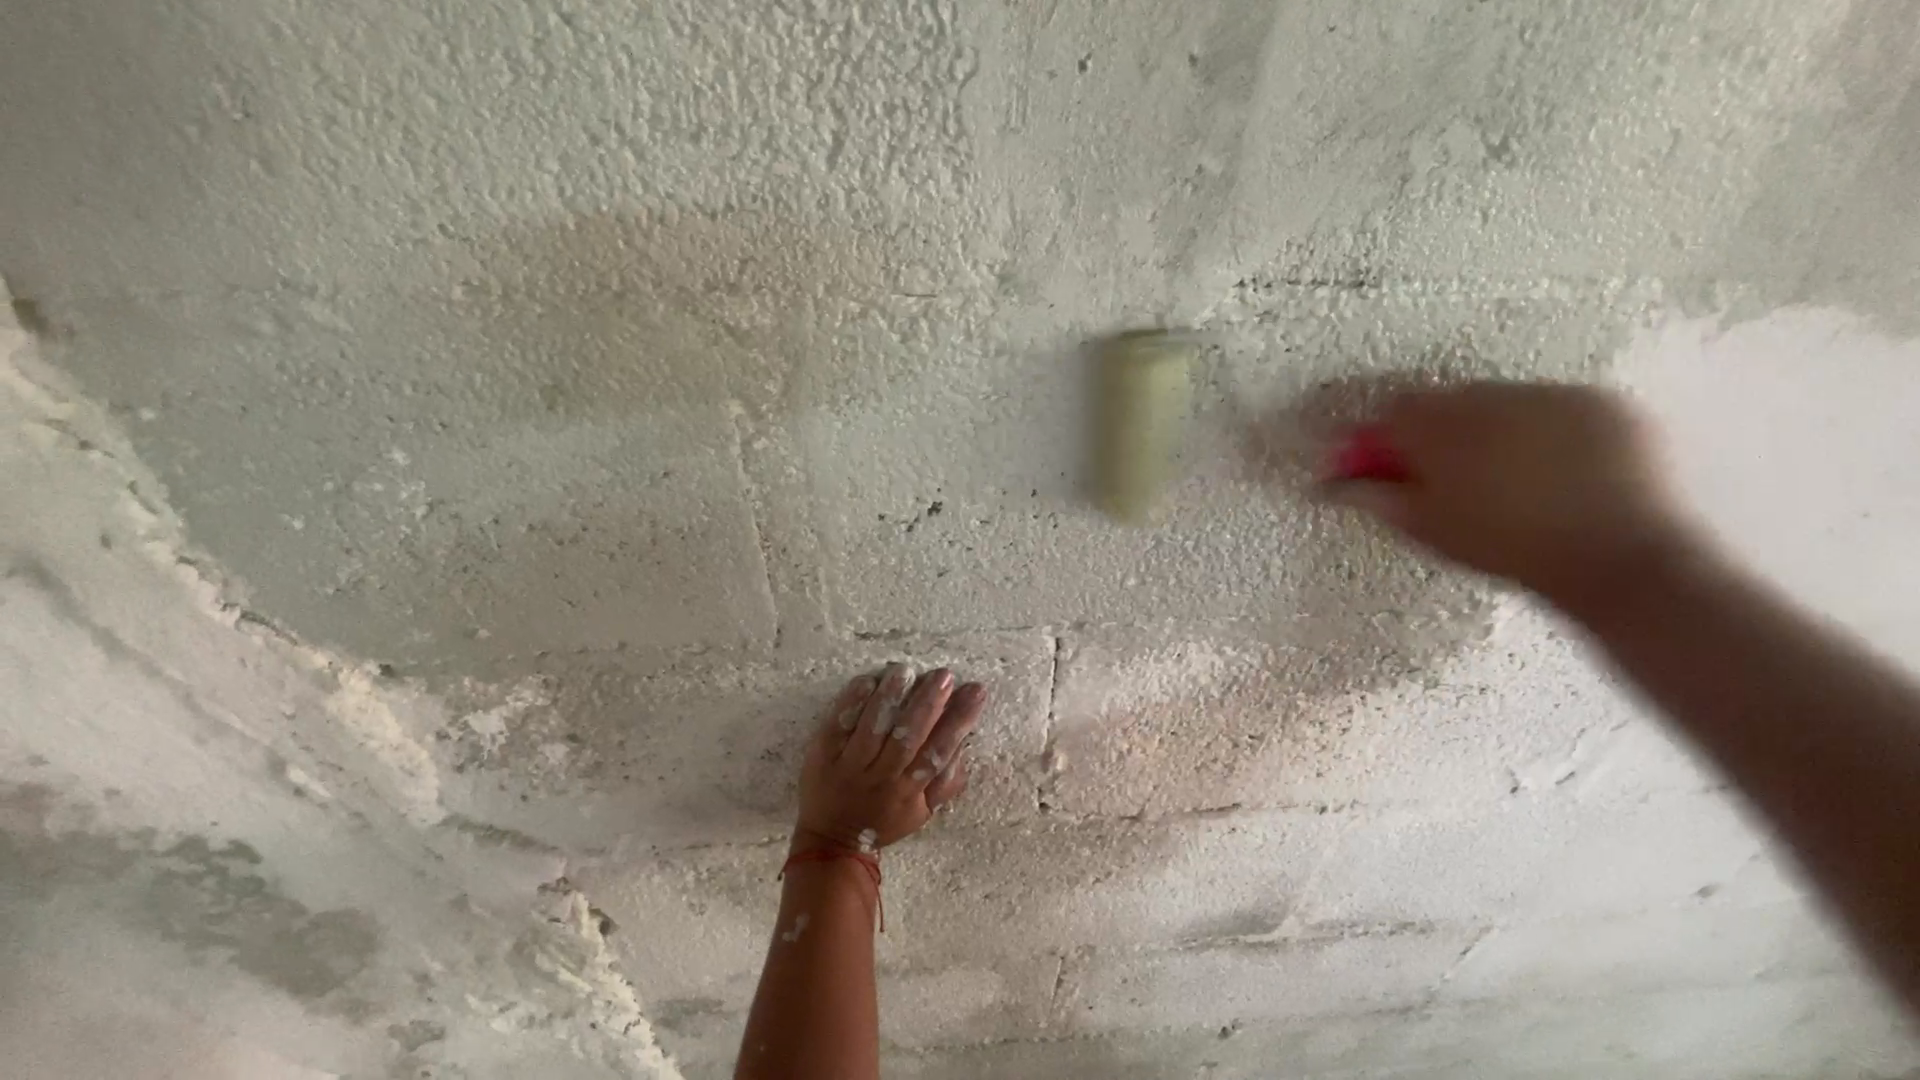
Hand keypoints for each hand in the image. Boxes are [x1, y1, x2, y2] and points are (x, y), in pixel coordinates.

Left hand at [793, 663, 987, 854]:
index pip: (940, 750)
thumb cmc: (882, 821)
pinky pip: (839, 725)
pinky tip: (867, 681)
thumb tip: (965, 746)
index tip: (975, 691)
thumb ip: (946, 783)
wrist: (831, 841)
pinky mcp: (823, 754)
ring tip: (906, 671)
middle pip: (909, 736)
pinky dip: (853, 703)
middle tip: (944, 675)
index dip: (959, 720)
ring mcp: (851, 765)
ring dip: (891, 697)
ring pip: (875, 728)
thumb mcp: (922, 813)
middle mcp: (882, 776)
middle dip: (929, 703)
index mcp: (910, 790)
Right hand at [1324, 381, 1698, 607]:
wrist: (1619, 559)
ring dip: (1491, 428)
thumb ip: (1374, 495)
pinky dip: (1545, 429)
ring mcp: (1553, 395)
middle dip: (1437, 430)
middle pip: (1446, 400)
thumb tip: (1332, 483)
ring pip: (1501, 401)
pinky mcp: (1603, 402)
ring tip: (1505, 477)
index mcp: (1443, 426)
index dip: (1379, 433)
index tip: (1376, 458)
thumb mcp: (1427, 528)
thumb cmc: (1510, 548)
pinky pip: (1556, 406)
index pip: (1391, 409)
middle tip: (1444, 474)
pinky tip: (1551, 469)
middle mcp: (1494, 396)